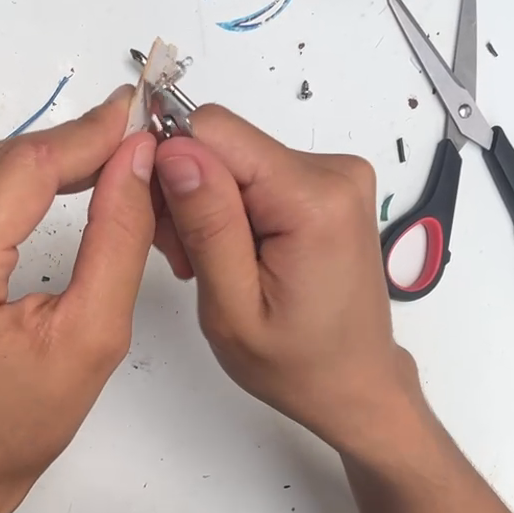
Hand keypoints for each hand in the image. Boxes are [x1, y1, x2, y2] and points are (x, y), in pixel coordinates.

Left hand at [0, 88, 156, 512]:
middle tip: (125, 141)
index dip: (83, 138)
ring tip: (96, 162)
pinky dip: (3, 179)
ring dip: (36, 159)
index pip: (20, 173)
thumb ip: (119, 238)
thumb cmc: (24, 418)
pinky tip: (45, 183)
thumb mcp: (94, 335)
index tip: (131, 118)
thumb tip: (135, 157)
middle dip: (67, 146)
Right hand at [150, 106, 426, 460]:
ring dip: (203, 206)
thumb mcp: (232, 308)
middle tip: (184, 258)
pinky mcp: (324, 185)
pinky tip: (228, 253)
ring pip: (231, 158)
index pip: (214, 130)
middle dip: (185, 193)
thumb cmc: (297, 362)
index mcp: (314, 201)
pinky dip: (228, 209)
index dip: (170, 166)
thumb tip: (174, 153)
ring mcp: (333, 175)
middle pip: (222, 142)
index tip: (161, 223)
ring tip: (208, 264)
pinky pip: (253, 172)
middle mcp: (334, 172)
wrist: (351, 382)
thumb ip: (207, 225)